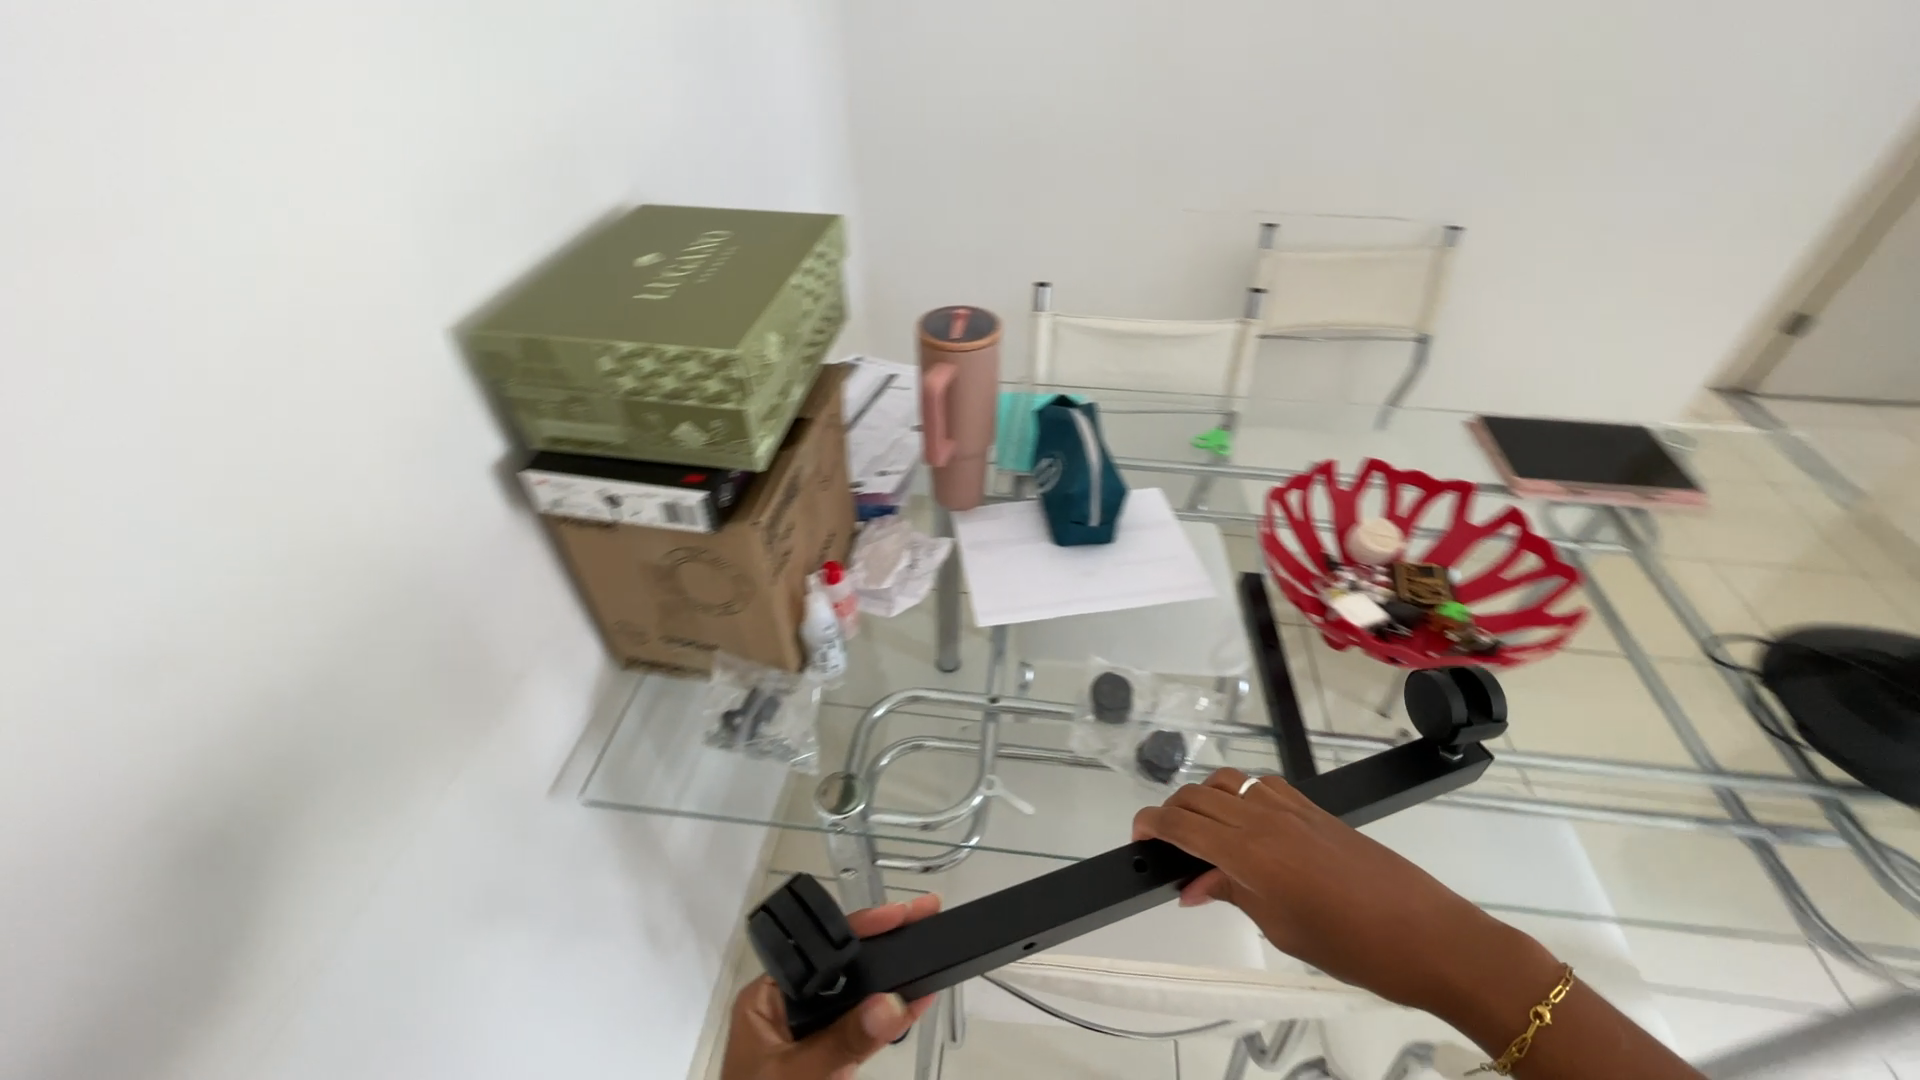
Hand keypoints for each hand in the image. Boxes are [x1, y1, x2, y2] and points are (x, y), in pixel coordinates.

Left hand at [721, 892, 941, 1079]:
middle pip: (842, 968)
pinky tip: (920, 999)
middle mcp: (789, 1008)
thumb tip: (892, 1002)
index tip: (900, 913)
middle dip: (885, 945)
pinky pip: (864, 1031)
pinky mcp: (829, 1060)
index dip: (862, 929)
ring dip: (894, 978)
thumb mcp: (797, 1077)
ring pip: (858, 997)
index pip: (817, 951)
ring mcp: (811, 1035)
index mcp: (767, 999)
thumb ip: (842, 1041)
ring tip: (932, 948)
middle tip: (927, 916)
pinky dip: (892, 1018)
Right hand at [1132, 767, 1554, 1012]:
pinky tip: (1250, 826)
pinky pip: (1262, 786)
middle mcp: (1263, 817)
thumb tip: (1194, 887)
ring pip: (1228, 782)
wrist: (1431, 937)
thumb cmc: (1352, 947)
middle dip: (1172, 813)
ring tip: (1205, 834)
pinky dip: (1241, 796)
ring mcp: (1291, 808)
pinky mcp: (1315, 809)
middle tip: (1167, 844)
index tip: (1138, 835)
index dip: (1151, 824)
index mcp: (1248, 851)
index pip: (1182, 823)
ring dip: (1205, 799)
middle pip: (1197, 795)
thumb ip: (1231, 894)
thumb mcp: (1280, 927)